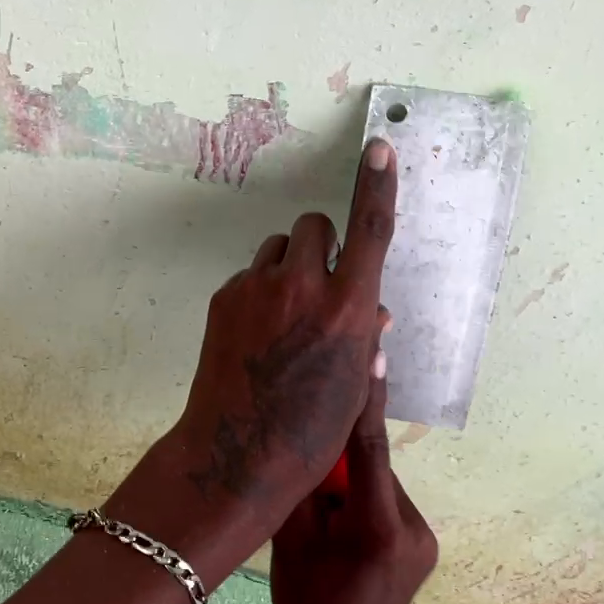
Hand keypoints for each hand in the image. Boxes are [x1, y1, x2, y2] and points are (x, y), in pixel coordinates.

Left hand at [0, 139, 400, 603]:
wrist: (235, 454)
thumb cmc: (309, 432)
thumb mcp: (355, 384)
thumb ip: (364, 333)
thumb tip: (370, 307)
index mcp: (348, 309)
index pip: (371, 231)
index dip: (378, 185)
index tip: (379, 148)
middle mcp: (303, 287)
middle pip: (316, 225)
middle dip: (323, 244)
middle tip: (319, 283)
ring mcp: (257, 287)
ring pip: (280, 247)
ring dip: (288, 267)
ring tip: (285, 315)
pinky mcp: (225, 295)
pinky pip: (250, 275)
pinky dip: (259, 291)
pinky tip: (254, 334)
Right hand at [269, 354, 438, 603]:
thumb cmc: (307, 601)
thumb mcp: (291, 536)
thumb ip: (302, 478)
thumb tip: (308, 427)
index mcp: (379, 526)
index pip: (370, 445)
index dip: (367, 396)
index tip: (373, 349)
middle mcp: (414, 527)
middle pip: (370, 463)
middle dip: (339, 458)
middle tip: (308, 473)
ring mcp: (424, 539)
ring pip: (375, 481)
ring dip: (349, 481)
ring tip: (321, 512)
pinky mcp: (423, 546)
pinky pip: (383, 500)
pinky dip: (359, 499)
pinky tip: (338, 525)